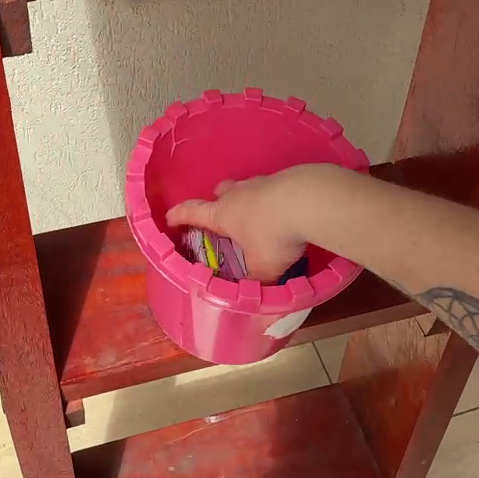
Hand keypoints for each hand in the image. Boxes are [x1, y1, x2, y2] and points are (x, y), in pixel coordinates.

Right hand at [165, 164, 351, 281]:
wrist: (308, 200)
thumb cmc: (273, 235)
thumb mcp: (263, 268)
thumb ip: (255, 282)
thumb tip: (253, 298)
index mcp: (222, 214)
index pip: (191, 211)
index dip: (179, 215)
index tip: (170, 218)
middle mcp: (237, 194)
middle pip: (219, 193)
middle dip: (218, 204)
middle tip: (223, 219)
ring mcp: (260, 182)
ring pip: (245, 188)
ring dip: (246, 201)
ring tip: (258, 219)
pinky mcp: (284, 179)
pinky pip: (270, 189)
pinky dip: (272, 200)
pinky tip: (284, 213)